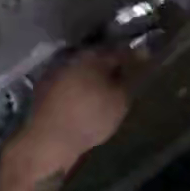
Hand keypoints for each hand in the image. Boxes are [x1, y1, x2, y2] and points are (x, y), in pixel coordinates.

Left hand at [1, 49, 134, 190]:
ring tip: (106, 90)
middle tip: (125, 76)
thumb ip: (130, 78)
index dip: (134, 56)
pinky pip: (69, 83)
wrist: (48, 140)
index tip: (145, 60)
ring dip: (93, 76)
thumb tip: (137, 63)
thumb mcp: (120, 100)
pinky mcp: (44, 90)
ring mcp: (56, 73)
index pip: (120, 51)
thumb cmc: (90, 117)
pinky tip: (85, 100)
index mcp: (93, 56)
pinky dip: (79, 88)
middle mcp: (73, 58)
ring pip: (82, 70)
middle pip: (98, 58)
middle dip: (111, 65)